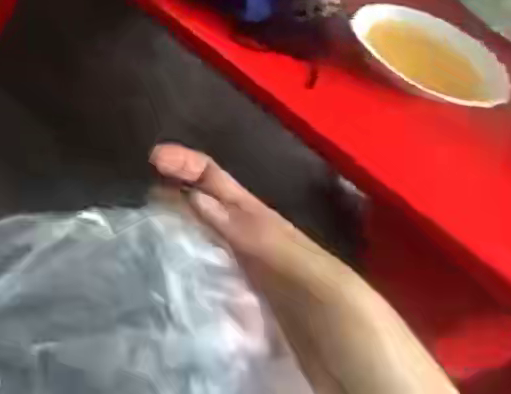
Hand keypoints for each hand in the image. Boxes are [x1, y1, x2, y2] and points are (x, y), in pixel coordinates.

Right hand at [153, 145, 458, 392]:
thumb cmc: (377, 348)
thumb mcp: (334, 289)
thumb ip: (270, 243)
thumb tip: (194, 197)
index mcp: (279, 237)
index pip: (224, 186)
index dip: (188, 164)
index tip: (151, 160)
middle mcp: (260, 258)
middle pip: (203, 214)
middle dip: (168, 200)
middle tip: (133, 208)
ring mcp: (253, 297)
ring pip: (197, 251)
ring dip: (168, 240)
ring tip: (136, 243)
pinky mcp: (247, 335)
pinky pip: (202, 295)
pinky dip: (178, 284)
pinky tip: (161, 289)